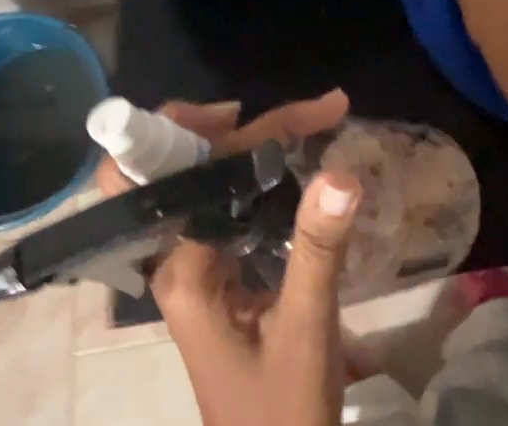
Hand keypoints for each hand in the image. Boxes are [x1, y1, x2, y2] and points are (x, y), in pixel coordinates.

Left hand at [94, 91, 357, 425]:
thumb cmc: (283, 413)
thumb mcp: (307, 332)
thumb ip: (318, 252)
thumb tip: (341, 172)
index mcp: (181, 271)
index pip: (202, 175)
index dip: (251, 132)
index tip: (312, 112)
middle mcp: (173, 260)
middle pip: (166, 168)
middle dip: (217, 125)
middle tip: (298, 115)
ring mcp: (190, 267)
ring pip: (190, 182)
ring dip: (234, 143)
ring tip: (302, 124)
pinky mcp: (213, 275)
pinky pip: (216, 204)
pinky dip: (248, 172)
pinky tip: (289, 165)